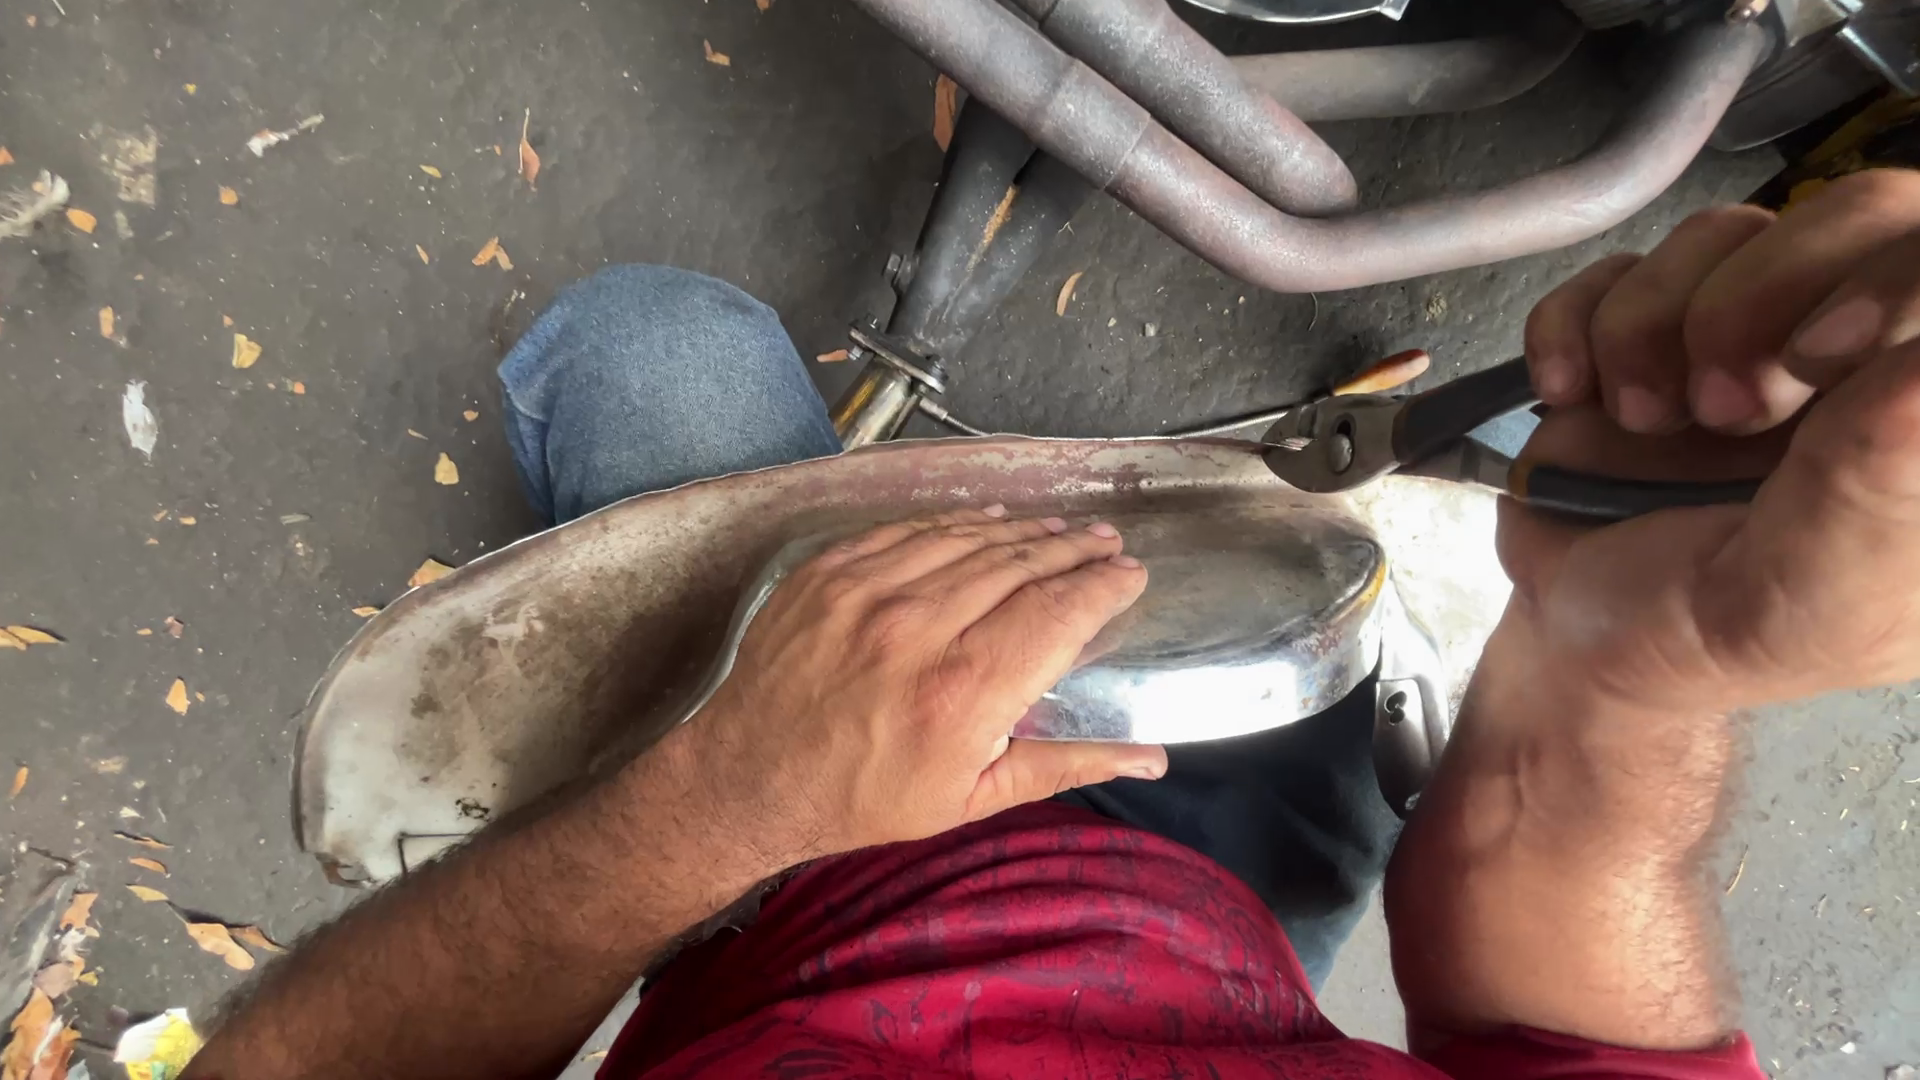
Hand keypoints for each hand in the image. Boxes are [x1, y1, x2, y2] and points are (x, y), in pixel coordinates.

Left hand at [675, 507, 1164, 862]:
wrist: (750, 777)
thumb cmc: (865, 797)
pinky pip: (911, 529)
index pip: (1056, 614)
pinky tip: (990, 518)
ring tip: (1061, 529)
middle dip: (1074, 550)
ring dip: (1026, 530)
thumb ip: (1062, 766)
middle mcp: (918, 629)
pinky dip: (959, 521)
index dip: (1102, 586)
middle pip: (1019, 565)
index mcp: (962, 693)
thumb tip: (1150, 758)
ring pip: (970, 539)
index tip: (1128, 573)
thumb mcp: (968, 800)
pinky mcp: (830, 571)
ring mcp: (867, 591)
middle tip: (1105, 540)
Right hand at [1505, 169, 1919, 717]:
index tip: (1818, 358)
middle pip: (1858, 211)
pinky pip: (1600, 278)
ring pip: (1716, 237)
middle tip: (1717, 409)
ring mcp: (1729, 340)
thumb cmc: (1698, 631)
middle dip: (1757, 301)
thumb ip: (1879, 490)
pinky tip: (1569, 394)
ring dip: (1645, 331)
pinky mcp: (1625, 347)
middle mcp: (1851, 353)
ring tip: (1640, 421)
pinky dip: (1566, 329)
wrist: (1572, 625)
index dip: (1902, 273)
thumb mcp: (1804, 595)